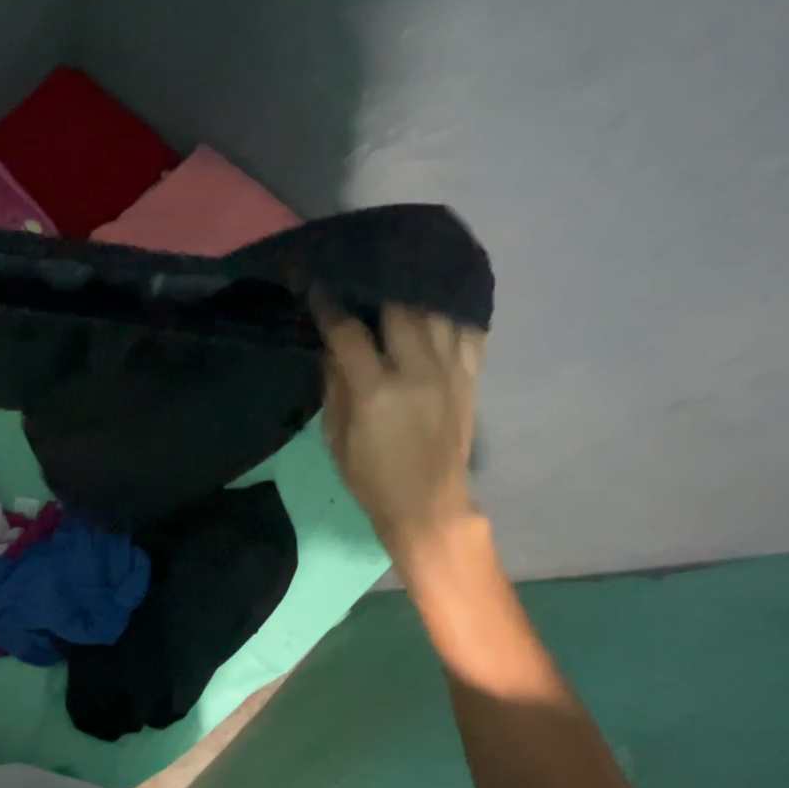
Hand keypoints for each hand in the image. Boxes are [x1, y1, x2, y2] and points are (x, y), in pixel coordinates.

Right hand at [315, 299, 484, 564]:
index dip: (330, 308)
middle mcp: (417, 372)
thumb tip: (334, 348)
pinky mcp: (470, 378)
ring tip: (399, 288)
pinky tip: (437, 310)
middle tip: (363, 283)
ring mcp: (450, 372)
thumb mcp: (335, 437)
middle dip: (378, 292)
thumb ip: (335, 386)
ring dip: (415, 298)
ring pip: (437, 314)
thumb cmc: (370, 477)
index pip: (349, 333)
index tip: (318, 290)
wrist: (428, 504)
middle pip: (400, 309)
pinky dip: (452, 316)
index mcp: (376, 391)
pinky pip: (468, 331)